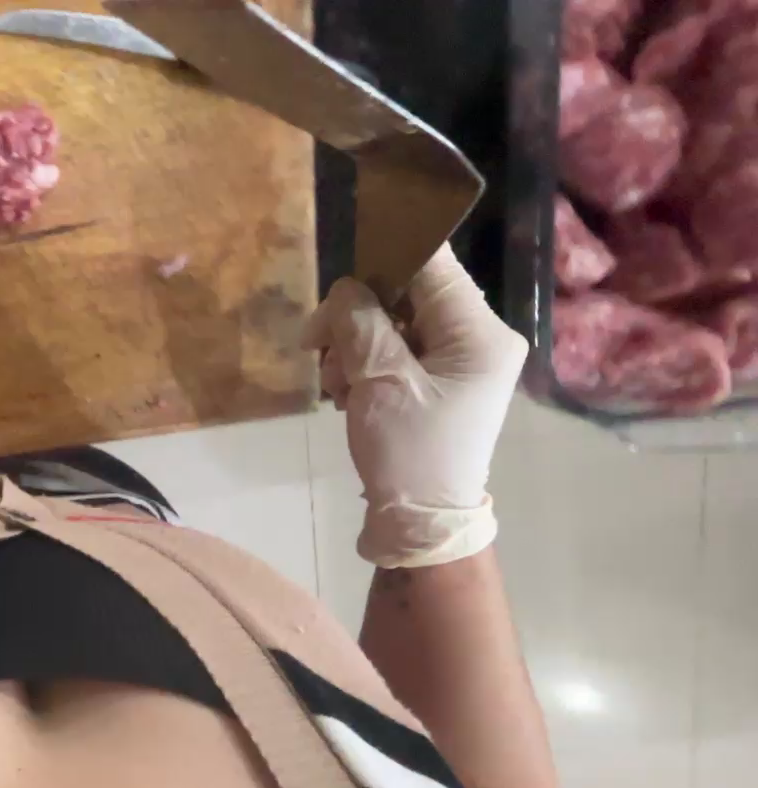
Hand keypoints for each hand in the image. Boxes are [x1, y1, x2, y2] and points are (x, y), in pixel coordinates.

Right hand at [304, 246, 529, 568]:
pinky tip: (349, 394)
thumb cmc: (406, 450)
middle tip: (318, 350)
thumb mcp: (379, 385)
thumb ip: (363, 328)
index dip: (386, 261)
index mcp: (479, 334)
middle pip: (408, 299)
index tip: (339, 275)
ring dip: (353, 349)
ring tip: (337, 388)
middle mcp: (478, 340)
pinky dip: (363, 368)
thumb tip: (347, 289)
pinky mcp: (438, 384)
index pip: (434, 271)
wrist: (421, 517)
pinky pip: (395, 355)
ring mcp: (460, 364)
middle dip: (356, 320)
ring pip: (394, 328)